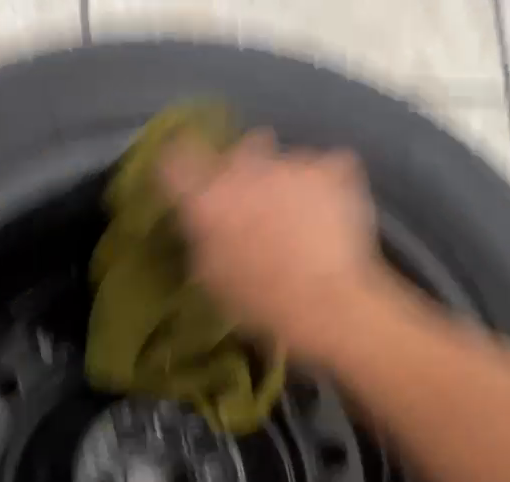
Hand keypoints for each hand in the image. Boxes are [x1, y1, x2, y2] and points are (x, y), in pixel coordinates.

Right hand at [160, 132, 397, 359]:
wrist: (322, 301)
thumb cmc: (258, 302)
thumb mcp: (212, 280)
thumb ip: (203, 241)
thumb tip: (203, 226)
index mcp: (208, 201)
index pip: (176, 163)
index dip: (178, 168)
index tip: (185, 180)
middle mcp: (245, 171)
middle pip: (236, 152)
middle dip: (241, 171)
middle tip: (250, 202)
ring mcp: (291, 164)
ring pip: (282, 159)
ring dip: (283, 179)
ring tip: (296, 212)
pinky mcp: (332, 168)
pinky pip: (326, 165)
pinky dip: (325, 182)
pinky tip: (328, 207)